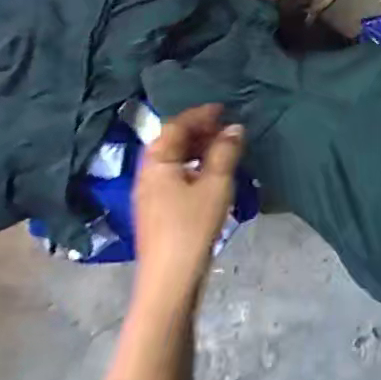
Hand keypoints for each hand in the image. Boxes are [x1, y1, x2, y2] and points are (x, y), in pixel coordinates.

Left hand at [133, 104, 241, 297]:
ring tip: (224, 143)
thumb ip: (225, 152)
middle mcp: (147, 175)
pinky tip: (213, 169)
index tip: (222, 107)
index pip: (173, 129)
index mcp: (156, 165)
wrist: (171, 273)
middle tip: (226, 124)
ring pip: (172, 159)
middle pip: (169, 144)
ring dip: (197, 147)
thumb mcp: (216, 184)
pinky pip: (175, 173)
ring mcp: (150, 193)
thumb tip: (233, 127)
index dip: (197, 115)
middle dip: (197, 130)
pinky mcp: (159, 207)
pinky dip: (194, 163)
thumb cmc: (193, 223)